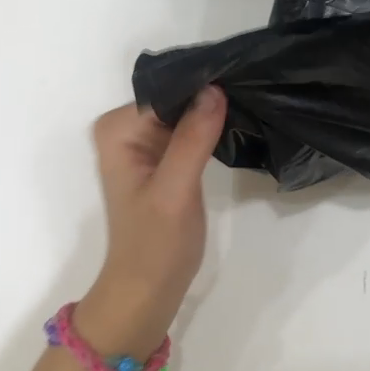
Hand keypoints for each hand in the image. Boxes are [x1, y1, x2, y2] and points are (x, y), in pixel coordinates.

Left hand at [75, 87, 227, 354]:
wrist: (149, 290)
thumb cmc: (156, 244)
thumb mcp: (175, 189)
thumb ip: (192, 138)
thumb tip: (215, 88)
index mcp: (117, 129)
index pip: (166, 89)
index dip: (202, 85)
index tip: (241, 80)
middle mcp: (125, 128)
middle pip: (176, 95)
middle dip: (210, 96)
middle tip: (252, 92)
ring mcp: (144, 142)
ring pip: (186, 110)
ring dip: (214, 111)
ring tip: (250, 105)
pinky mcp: (164, 156)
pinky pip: (190, 128)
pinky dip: (211, 127)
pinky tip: (237, 125)